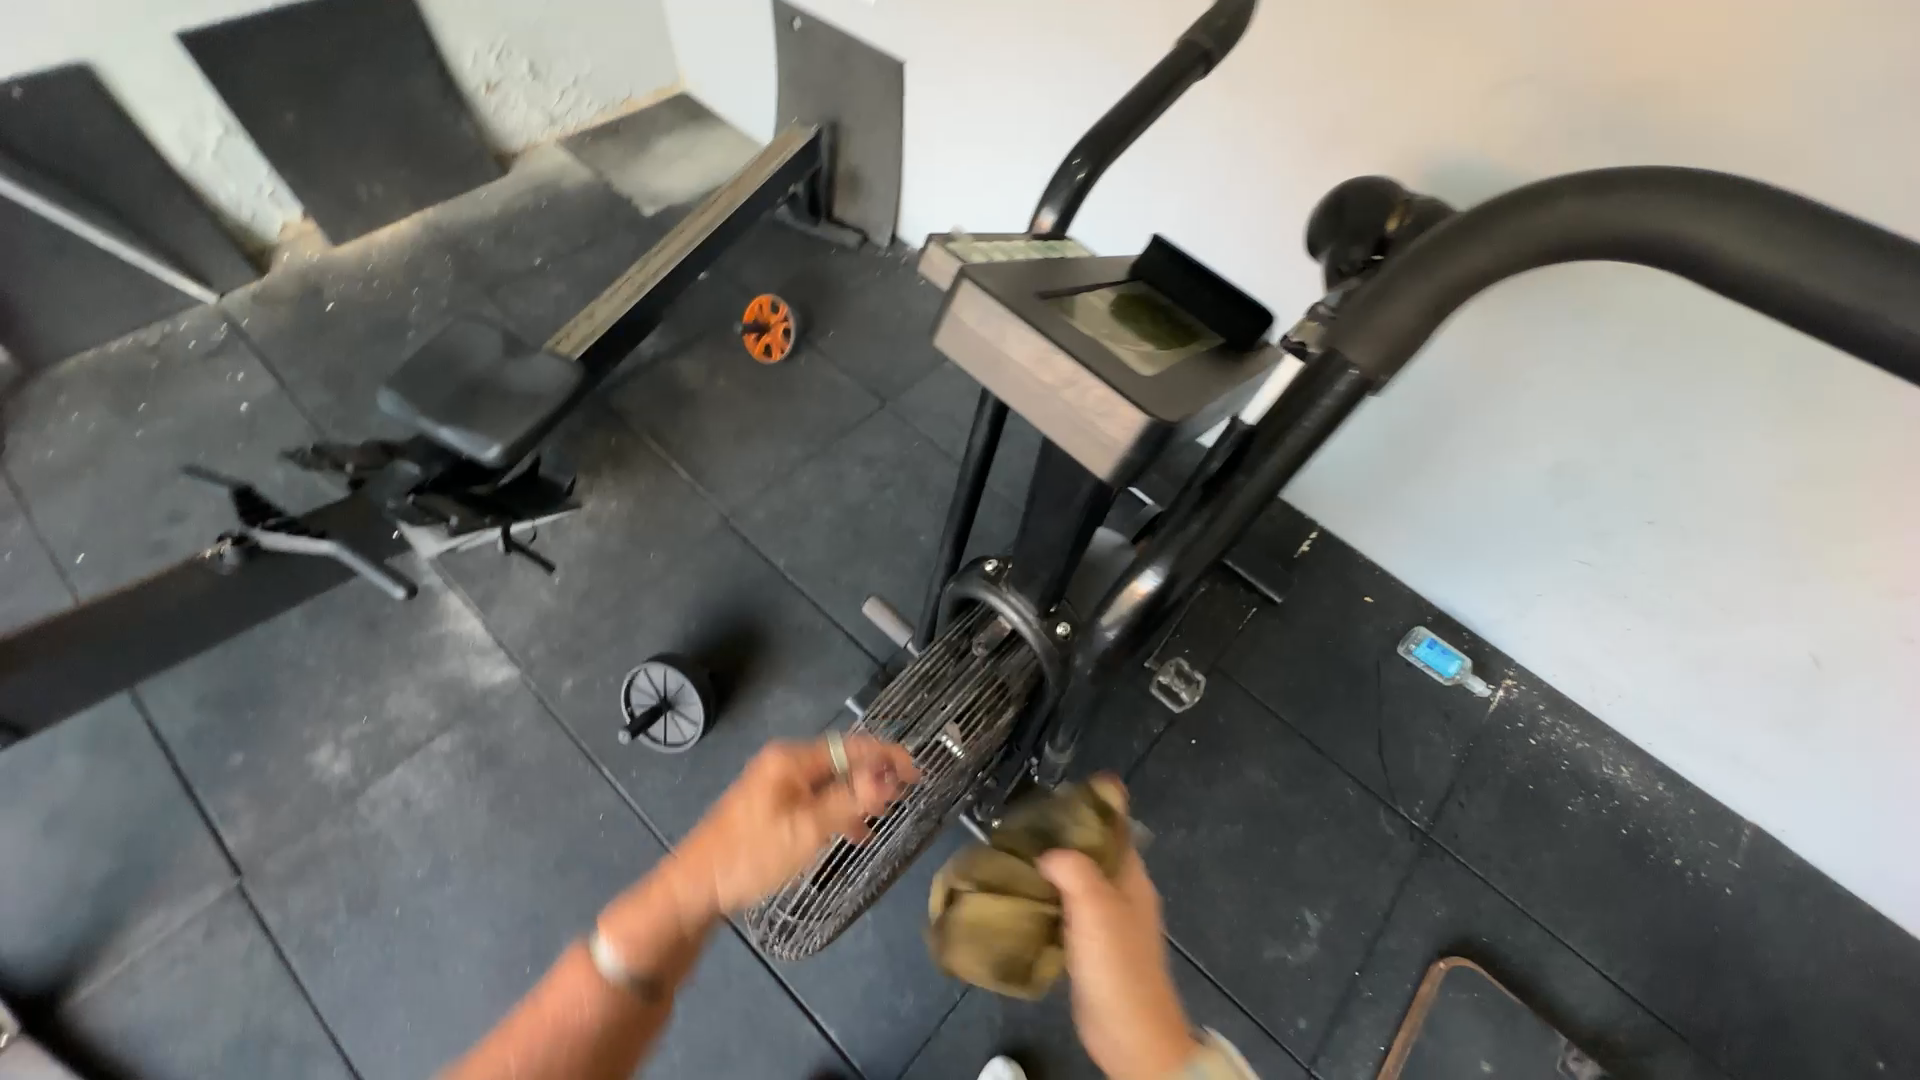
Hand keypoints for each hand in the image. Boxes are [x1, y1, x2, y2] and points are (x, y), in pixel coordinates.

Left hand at [669, 735, 917, 915]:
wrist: (694, 887)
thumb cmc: (751, 856)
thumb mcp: (807, 830)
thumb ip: (850, 800)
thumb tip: (888, 774)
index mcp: (791, 760)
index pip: (851, 746)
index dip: (887, 756)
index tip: (916, 771)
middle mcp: (783, 762)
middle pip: (840, 760)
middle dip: (874, 774)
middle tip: (906, 792)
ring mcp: (774, 783)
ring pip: (828, 781)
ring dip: (857, 794)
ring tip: (883, 814)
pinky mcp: (769, 804)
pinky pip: (814, 798)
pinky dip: (836, 810)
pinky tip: (851, 832)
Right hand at [1038, 784, 1198, 1079]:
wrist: (1129, 1033)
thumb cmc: (1116, 963)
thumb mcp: (1095, 904)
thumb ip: (1072, 867)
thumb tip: (1047, 854)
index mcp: (1131, 876)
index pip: (1113, 826)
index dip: (1089, 805)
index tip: (1055, 792)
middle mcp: (1122, 893)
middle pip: (1091, 852)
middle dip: (1060, 838)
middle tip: (1021, 826)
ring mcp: (1108, 922)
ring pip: (1076, 882)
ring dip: (1050, 871)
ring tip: (1013, 857)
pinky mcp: (1091, 949)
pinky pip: (1066, 912)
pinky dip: (1047, 901)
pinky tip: (1021, 899)